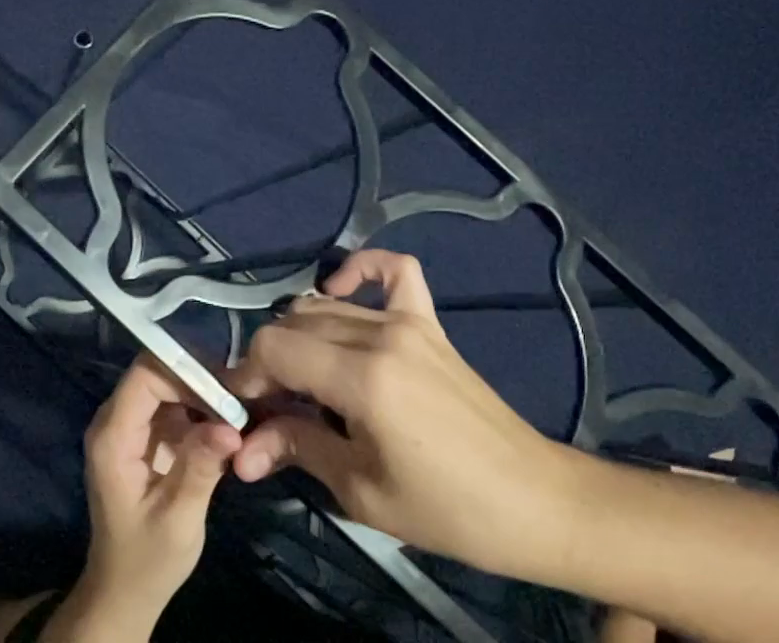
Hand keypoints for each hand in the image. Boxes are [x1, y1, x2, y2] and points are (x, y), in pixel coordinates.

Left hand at [49, 356, 240, 640]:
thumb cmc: (148, 559)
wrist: (125, 588)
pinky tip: (229, 428)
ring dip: (202, 395)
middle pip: (155, 376)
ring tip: (241, 412)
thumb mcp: (179, 518)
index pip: (144, 377)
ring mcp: (128, 429)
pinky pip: (172, 409)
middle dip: (198, 381)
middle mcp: (114, 423)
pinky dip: (200, 413)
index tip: (227, 390)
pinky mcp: (144, 438)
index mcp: (113, 437)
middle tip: (242, 400)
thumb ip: (199, 468)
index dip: (184, 373)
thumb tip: (230, 427)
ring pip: (166, 388)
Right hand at [227, 249, 583, 575]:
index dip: (247, 377)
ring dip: (299, 336)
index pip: (273, 349)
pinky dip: (362, 269)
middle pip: (292, 324)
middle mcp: (381, 335)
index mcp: (362, 378)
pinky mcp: (430, 324)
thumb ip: (296, 450)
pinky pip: (394, 272)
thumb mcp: (361, 492)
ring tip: (302, 381)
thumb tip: (241, 448)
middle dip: (268, 364)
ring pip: (324, 306)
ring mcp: (409, 322)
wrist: (536, 503)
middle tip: (271, 408)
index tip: (245, 412)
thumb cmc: (449, 510)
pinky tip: (341, 288)